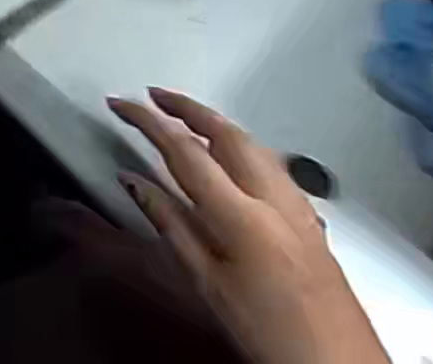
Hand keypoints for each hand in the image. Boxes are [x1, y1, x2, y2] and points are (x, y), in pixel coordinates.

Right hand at [109, 90, 389, 363]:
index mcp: (241, 216)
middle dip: (185, 106)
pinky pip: (270, 162)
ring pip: (252, 143)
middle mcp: (273, 200)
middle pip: (225, 131)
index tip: (119, 104)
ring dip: (214, 120)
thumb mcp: (206, 284)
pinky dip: (240, 142)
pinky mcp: (312, 220)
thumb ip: (169, 223)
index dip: (146, 120)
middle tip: (152, 95)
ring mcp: (298, 207)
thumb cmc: (269, 337)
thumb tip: (132, 180)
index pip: (184, 148)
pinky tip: (232, 152)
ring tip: (185, 114)